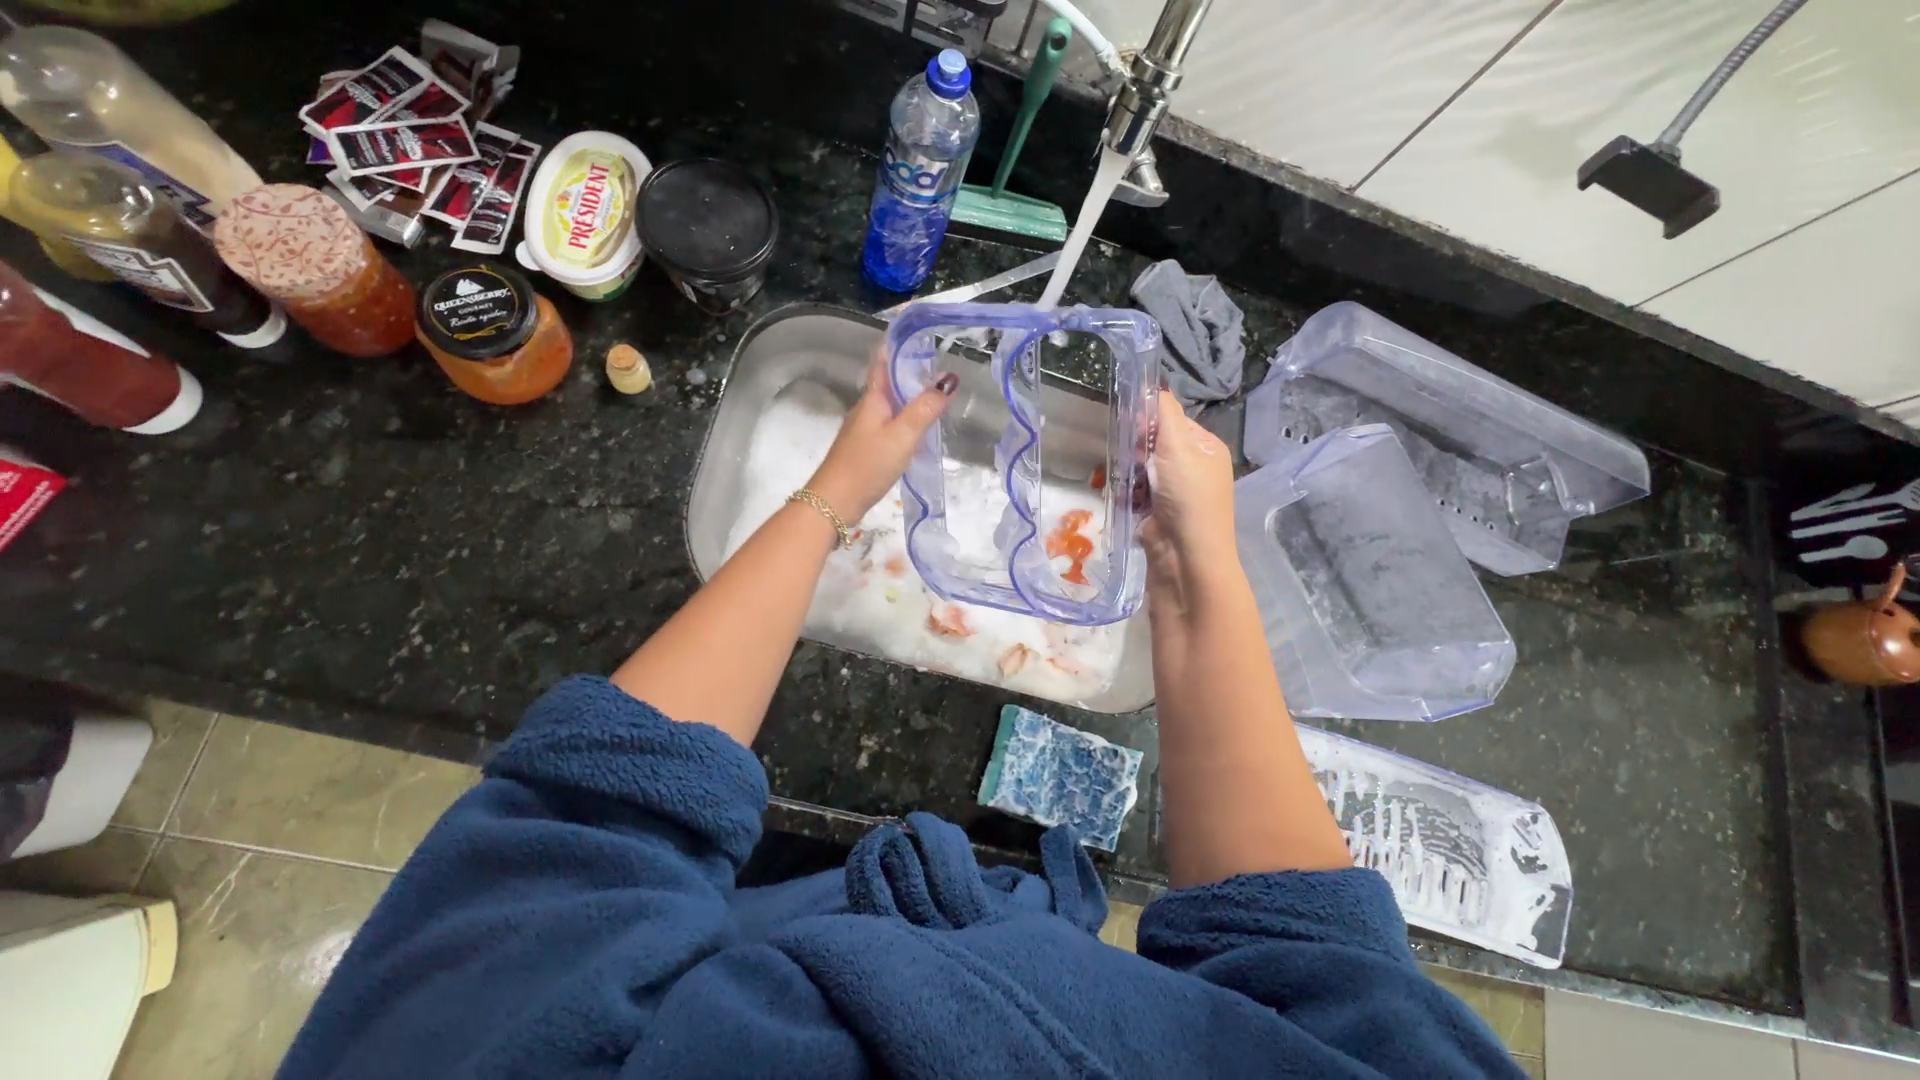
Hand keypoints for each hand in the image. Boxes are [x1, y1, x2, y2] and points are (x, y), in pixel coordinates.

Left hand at [805, 346, 956, 523]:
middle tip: (940, 362)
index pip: (885, 359)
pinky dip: (907, 421)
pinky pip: (890, 425)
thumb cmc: (867, 465)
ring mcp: (864, 429)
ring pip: (892, 405)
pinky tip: (920, 432)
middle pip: (890, 381)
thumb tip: (948, 379)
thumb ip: (925, 409)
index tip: (916, 326)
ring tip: (938, 395)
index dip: (899, 341)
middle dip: (912, 370)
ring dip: (911, 397)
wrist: (834, 502)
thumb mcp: (903, 435)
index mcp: (873, 398)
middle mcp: (867, 408)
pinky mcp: (866, 448)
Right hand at [1139, 389, 1236, 569]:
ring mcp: (1176, 493)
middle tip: (1133, 459)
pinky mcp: (1158, 513)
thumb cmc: (1187, 495)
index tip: (1136, 428)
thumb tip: (1155, 388)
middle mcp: (1195, 469)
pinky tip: (1125, 496)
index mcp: (1208, 450)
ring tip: (1127, 479)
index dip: (1154, 421)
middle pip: (1157, 445)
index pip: (1176, 421)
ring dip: (1131, 472)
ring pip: (1143, 470)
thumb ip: (1165, 414)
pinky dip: (1129, 493)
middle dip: (1139, 449)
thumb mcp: (1178, 446)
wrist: (1185, 553)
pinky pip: (1137, 493)